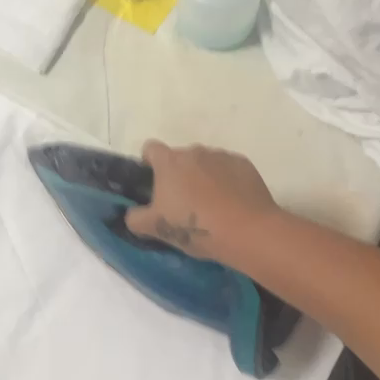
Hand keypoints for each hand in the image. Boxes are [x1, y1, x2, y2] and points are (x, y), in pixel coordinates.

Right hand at [125, 141, 280, 261]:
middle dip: (178, 176)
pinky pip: (228, 169)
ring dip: (203, 178)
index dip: (148, 163)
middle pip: (180, 158)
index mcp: (169, 162)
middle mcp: (195, 151)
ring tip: (210, 207)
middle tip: (182, 205)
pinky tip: (231, 204)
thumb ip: (135, 218)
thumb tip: (132, 214)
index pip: (150, 148)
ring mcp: (221, 156)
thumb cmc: (195, 226)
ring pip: (205, 163)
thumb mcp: (156, 228)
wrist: (247, 231)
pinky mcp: (244, 164)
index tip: (153, 184)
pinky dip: (226, 181)